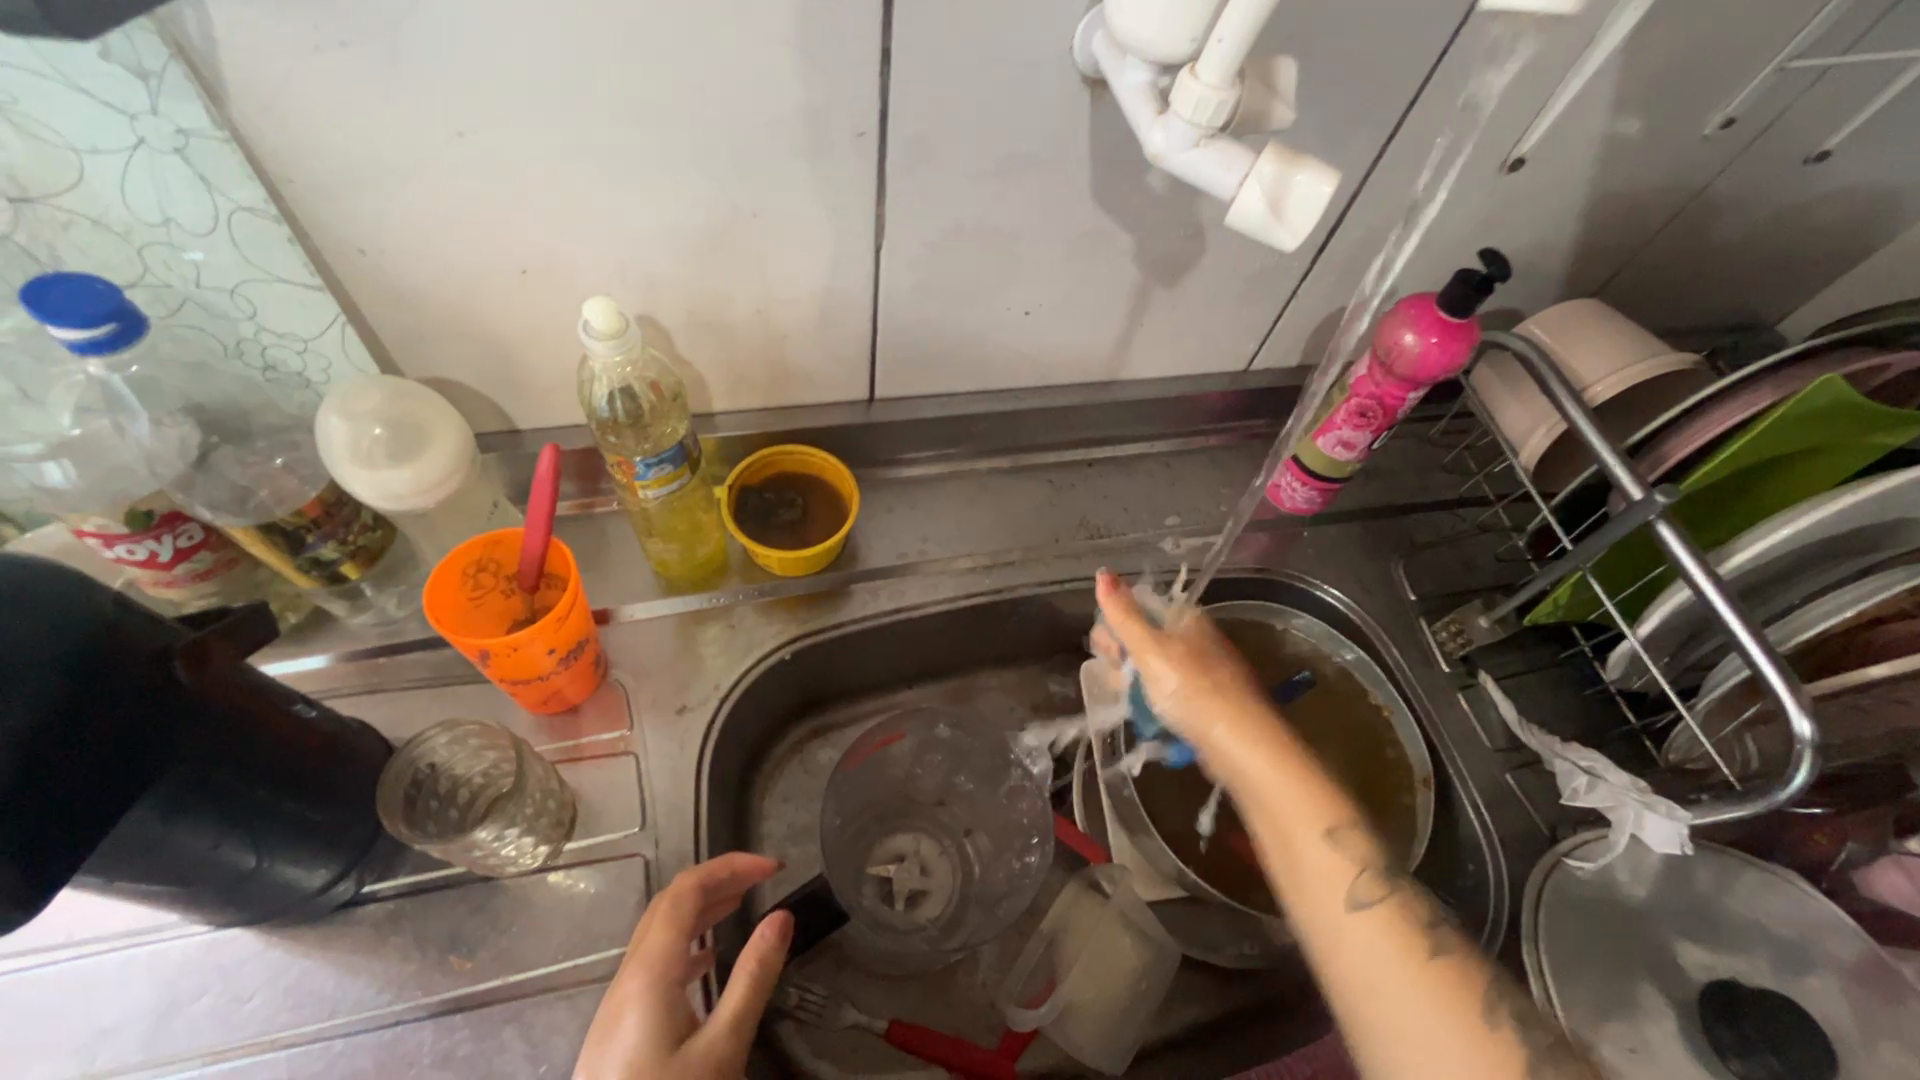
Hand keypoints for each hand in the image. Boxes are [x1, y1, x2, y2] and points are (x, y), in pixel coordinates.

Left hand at [574, 853, 793, 1079]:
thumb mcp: (723, 1049)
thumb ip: (753, 978)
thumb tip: (782, 917)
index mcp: (650, 972)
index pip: (686, 891)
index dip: (730, 867)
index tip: (774, 868)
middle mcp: (627, 977)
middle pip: (668, 905)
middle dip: (716, 881)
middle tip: (764, 879)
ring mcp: (617, 1004)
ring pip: (658, 933)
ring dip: (701, 910)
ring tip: (743, 904)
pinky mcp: (617, 1028)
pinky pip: (653, 962)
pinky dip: (686, 943)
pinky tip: (709, 959)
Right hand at [1092, 569, 1283, 761]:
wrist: (1241, 744)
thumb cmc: (1192, 690)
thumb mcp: (1149, 649)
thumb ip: (1123, 614)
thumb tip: (1103, 571)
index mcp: (1186, 619)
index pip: (1138, 610)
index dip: (1115, 628)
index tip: (1105, 651)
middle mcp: (1196, 640)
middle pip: (1144, 641)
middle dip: (1123, 660)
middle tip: (1120, 681)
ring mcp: (1202, 672)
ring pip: (1154, 671)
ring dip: (1136, 686)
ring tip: (1133, 704)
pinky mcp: (1205, 702)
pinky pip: (1168, 695)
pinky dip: (1155, 704)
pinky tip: (1149, 718)